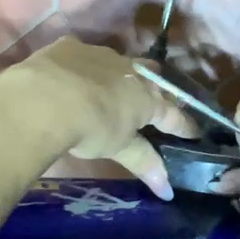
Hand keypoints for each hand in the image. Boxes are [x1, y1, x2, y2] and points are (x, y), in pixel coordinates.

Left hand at [0, 37, 197, 198]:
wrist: (44, 99)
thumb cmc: (91, 127)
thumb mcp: (118, 148)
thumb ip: (143, 163)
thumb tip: (168, 191)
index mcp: (146, 97)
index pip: (172, 113)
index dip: (184, 125)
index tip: (195, 132)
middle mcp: (129, 70)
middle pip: (152, 77)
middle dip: (157, 89)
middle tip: (155, 101)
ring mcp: (99, 55)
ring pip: (119, 62)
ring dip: (120, 75)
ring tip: (113, 87)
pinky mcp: (69, 47)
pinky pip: (83, 55)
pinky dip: (84, 67)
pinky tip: (74, 75)